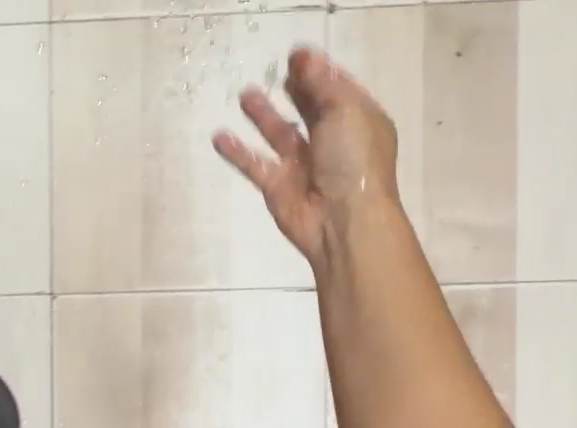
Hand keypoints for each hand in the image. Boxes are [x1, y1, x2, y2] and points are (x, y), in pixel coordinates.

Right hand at [213, 47, 398, 270]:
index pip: (337, 90)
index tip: (296, 56)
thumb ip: (321, 83)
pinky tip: (220, 137)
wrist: (343, 221)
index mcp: (356, 121)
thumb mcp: (345, 110)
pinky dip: (238, 152)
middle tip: (278, 71)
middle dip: (295, 90)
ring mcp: (303, 166)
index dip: (318, 72)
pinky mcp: (278, 187)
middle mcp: (331, 142)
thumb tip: (303, 58)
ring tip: (245, 94)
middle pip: (309, 110)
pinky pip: (255, 164)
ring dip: (263, 115)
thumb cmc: (354, 160)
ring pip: (279, 135)